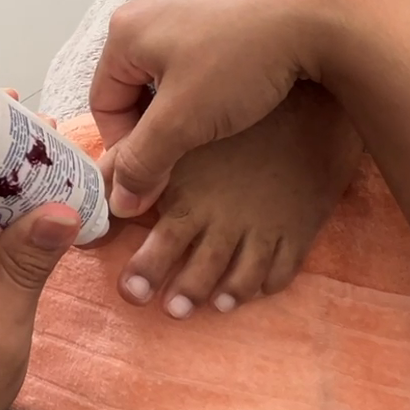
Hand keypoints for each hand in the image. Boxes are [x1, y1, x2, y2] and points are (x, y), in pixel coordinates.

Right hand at [92, 0, 391, 218]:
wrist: (325, 4)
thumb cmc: (241, 59)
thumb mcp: (183, 120)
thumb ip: (144, 162)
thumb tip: (119, 203)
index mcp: (125, 31)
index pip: (104, 104)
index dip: (124, 149)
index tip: (154, 178)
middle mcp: (151, 7)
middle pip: (136, 86)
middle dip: (158, 127)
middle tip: (189, 155)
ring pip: (174, 71)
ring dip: (188, 106)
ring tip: (221, 126)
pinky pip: (207, 51)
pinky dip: (217, 80)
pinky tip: (246, 93)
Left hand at [119, 82, 359, 316]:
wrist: (313, 98)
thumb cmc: (237, 109)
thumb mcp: (180, 127)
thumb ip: (136, 159)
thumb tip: (96, 180)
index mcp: (194, 196)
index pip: (164, 241)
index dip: (145, 269)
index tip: (129, 291)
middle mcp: (227, 218)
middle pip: (203, 266)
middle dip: (185, 292)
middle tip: (171, 312)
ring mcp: (265, 226)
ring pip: (243, 274)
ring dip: (226, 294)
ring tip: (214, 307)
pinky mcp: (300, 227)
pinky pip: (283, 268)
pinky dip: (266, 283)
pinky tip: (253, 290)